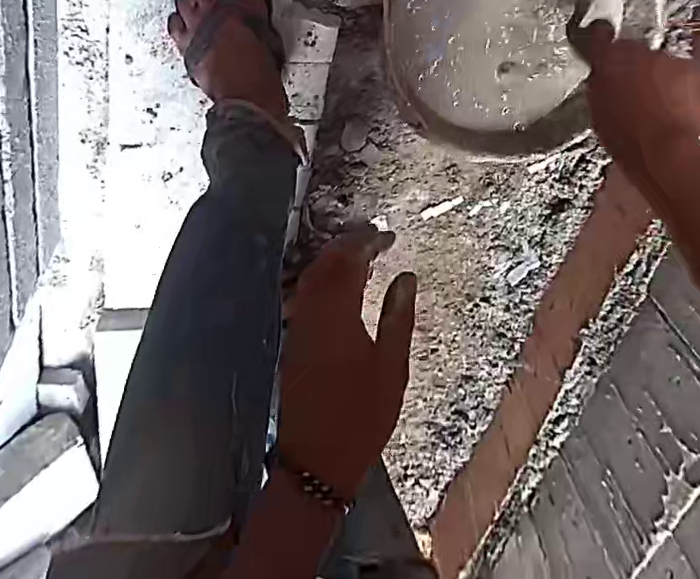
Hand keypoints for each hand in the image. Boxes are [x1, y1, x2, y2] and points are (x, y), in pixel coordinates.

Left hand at [277, 229, 417, 497]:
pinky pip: (304, 295)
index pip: (349, 263)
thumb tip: (406, 277)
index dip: (367, 243)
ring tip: (360, 255)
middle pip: (324, 264)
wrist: (316, 462)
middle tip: (374, 238)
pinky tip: (340, 286)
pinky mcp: (293, 342)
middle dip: (347, 244)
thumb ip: (398, 316)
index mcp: (337, 316)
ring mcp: (298, 328)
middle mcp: (311, 315)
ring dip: (332, 259)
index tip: (388, 236)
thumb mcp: (392, 367)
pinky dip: (322, 278)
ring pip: (310, 278)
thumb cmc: (362, 415)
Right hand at [573, 21, 699, 172]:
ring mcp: (666, 58)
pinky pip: (678, 71)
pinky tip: (672, 104)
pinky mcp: (689, 68)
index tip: (604, 52)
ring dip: (655, 74)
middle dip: (632, 66)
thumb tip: (600, 77)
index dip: (603, 46)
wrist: (664, 152)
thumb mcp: (599, 112)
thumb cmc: (627, 138)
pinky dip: (676, 83)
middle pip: (632, 51)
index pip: (602, 39)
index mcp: (608, 59)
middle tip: (631, 90)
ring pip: (657, 61)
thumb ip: (598, 86)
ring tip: (654, 101)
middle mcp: (637, 51)